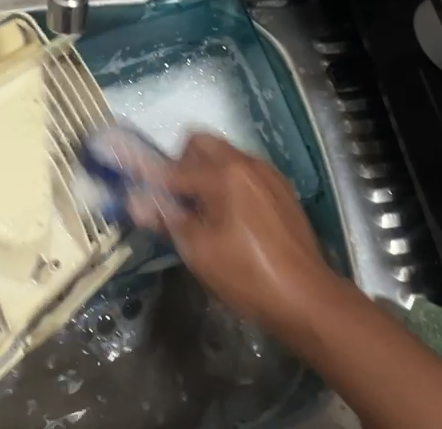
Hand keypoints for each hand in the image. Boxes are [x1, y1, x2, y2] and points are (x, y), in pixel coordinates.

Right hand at [150, 134, 339, 332]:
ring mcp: (267, 173)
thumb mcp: (199, 252)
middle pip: (201, 143)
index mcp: (224, 174)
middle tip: (177, 199)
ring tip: (204, 213)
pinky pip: (245, 171)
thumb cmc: (247, 276)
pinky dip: (230, 182)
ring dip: (206, 172)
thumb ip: (167, 219)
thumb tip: (136, 202)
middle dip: (181, 164)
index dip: (150, 180)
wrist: (306, 296)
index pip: (174, 168)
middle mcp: (246, 162)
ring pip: (224, 155)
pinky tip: (232, 218)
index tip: (135, 188)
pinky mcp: (281, 187)